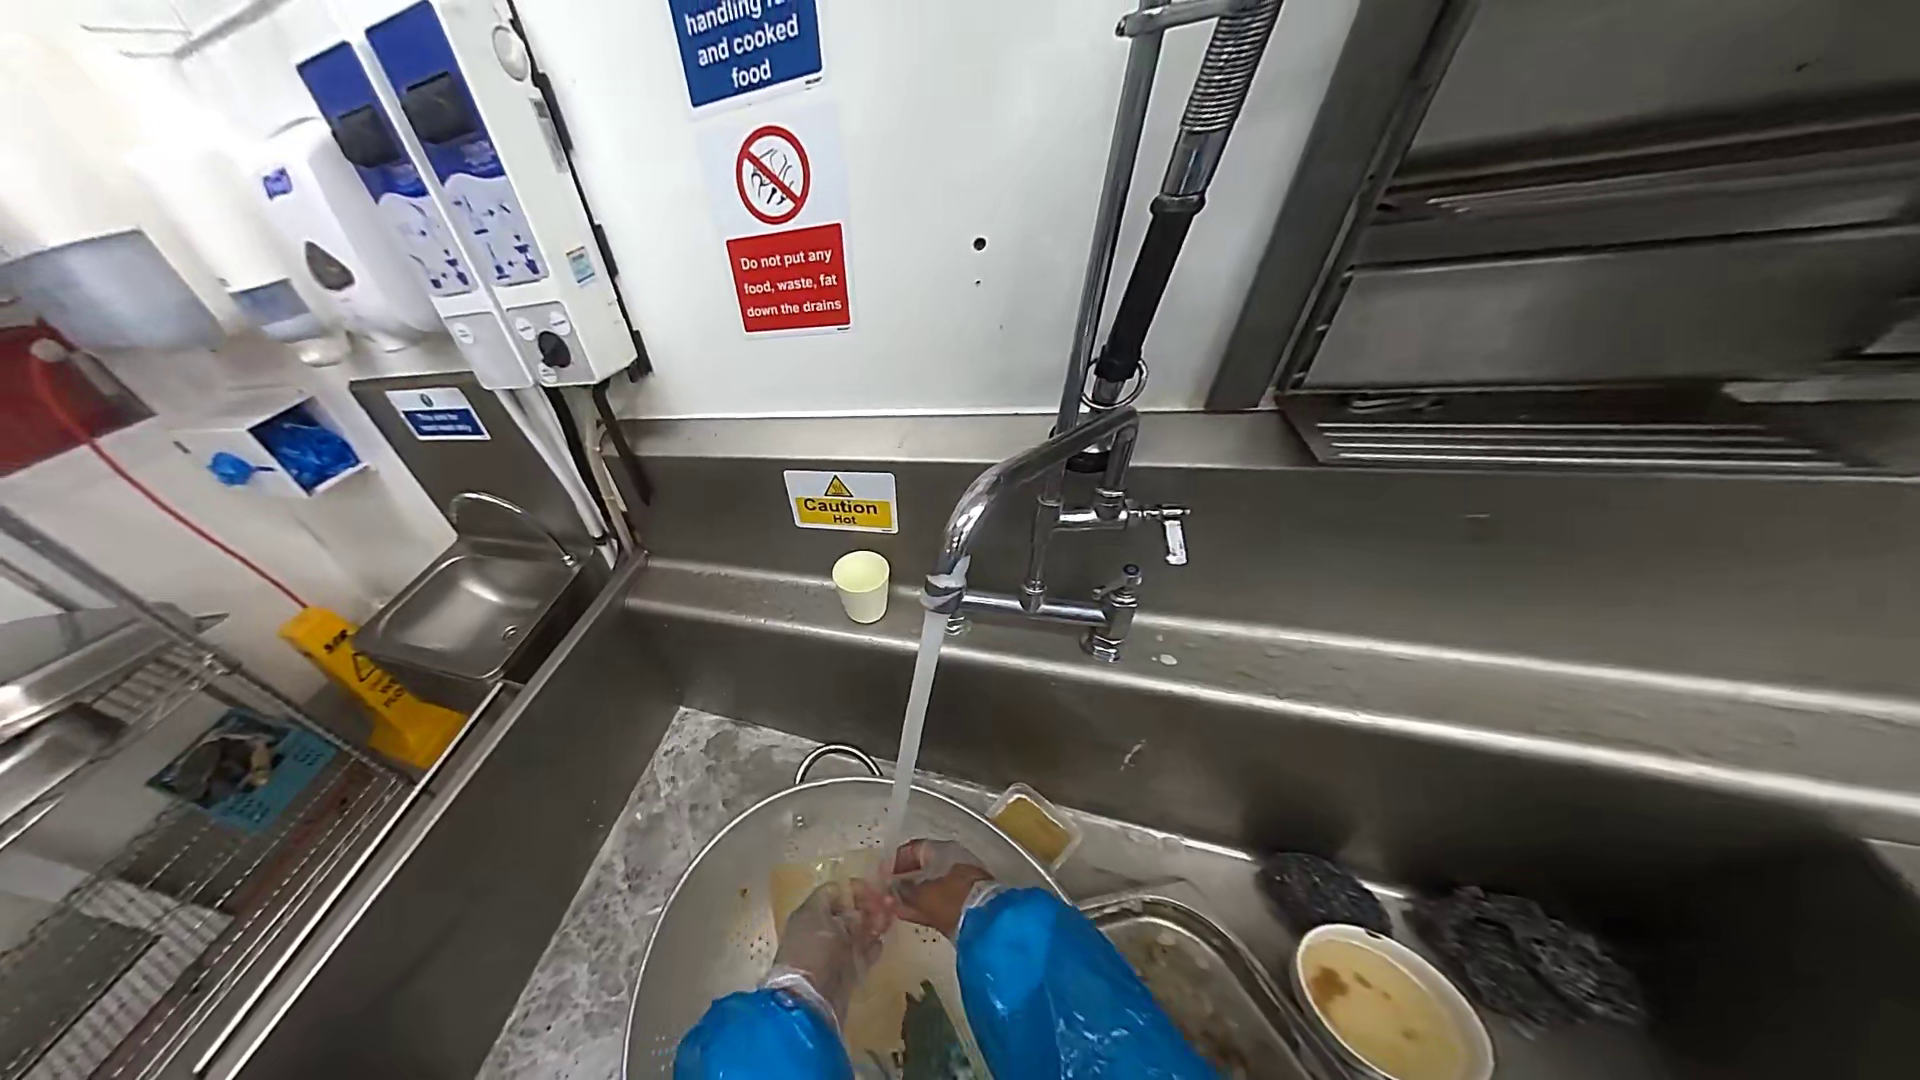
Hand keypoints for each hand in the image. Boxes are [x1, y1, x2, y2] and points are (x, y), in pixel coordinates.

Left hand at [767, 878, 895, 1021]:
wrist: (809, 1003)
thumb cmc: (815, 952)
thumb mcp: (827, 922)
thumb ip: (846, 910)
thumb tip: (860, 910)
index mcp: (812, 912)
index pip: (837, 891)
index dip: (857, 889)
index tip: (876, 891)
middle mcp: (822, 929)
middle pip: (850, 910)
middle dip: (870, 906)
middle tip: (890, 905)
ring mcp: (834, 952)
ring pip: (858, 931)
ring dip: (875, 924)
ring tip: (889, 920)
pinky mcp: (845, 972)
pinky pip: (862, 953)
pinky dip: (873, 947)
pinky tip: (881, 941)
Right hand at [888, 839, 994, 938]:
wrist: (984, 920)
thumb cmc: (949, 898)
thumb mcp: (921, 894)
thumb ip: (903, 890)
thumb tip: (891, 887)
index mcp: (942, 850)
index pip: (914, 849)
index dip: (897, 860)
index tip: (883, 873)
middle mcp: (950, 861)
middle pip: (921, 867)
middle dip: (903, 880)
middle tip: (886, 892)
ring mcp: (957, 881)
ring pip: (928, 885)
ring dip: (911, 895)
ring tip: (893, 906)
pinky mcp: (962, 900)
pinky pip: (936, 899)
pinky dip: (921, 905)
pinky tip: (906, 914)